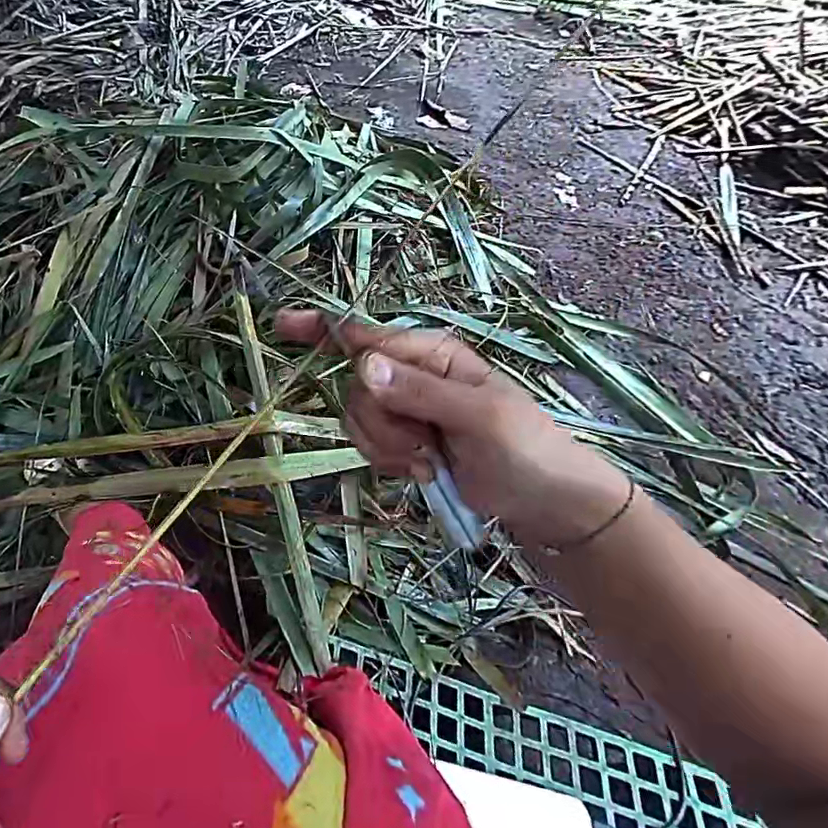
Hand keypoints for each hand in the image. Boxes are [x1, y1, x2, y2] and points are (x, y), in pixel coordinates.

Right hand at [276, 309, 631, 545]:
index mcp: (432, 352)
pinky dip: (388, 461)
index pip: (368, 336)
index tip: (282, 324)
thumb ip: (420, 391)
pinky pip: (366, 442)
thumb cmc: (526, 449)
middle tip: (423, 447)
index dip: (324, 329)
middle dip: (382, 424)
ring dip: (387, 447)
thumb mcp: (480, 417)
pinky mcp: (401, 437)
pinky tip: (422, 470)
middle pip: (356, 386)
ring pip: (356, 417)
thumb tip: (362, 364)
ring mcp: (404, 406)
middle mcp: (411, 372)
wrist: (545, 503)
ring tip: (430, 462)